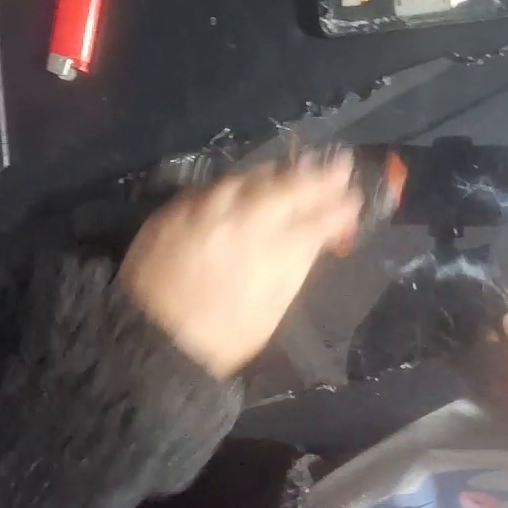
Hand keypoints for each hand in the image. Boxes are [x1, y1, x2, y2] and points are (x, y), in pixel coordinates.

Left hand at [120, 153, 362, 378]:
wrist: (153, 341)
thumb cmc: (221, 339)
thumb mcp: (271, 309)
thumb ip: (294, 266)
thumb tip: (311, 240)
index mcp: (275, 252)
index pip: (318, 220)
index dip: (339, 209)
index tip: (354, 201)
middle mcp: (244, 220)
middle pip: (288, 188)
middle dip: (318, 177)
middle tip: (339, 166)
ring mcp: (208, 209)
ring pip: (251, 178)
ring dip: (280, 173)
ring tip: (299, 168)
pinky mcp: (177, 208)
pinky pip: (215, 185)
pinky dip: (239, 183)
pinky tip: (249, 183)